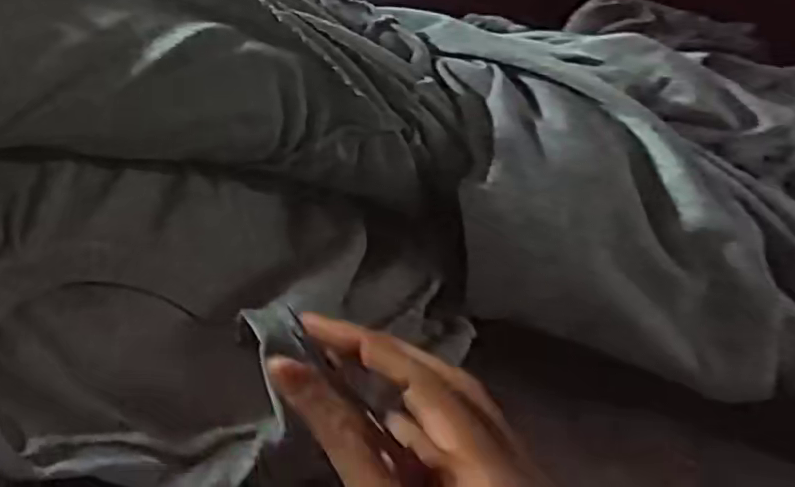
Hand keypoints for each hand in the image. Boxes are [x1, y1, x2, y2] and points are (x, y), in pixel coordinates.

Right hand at [267, 314, 549, 486]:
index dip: (358, 341)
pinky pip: (456, 448)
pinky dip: (413, 426)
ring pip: (455, 415)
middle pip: (447, 383)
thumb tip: (280, 362)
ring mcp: (512, 483)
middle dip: (382, 353)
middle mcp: (514, 460)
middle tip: (324, 338)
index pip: (417, 373)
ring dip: (396, 387)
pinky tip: (378, 429)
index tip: (303, 324)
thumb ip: (337, 430)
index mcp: (490, 456)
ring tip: (339, 371)